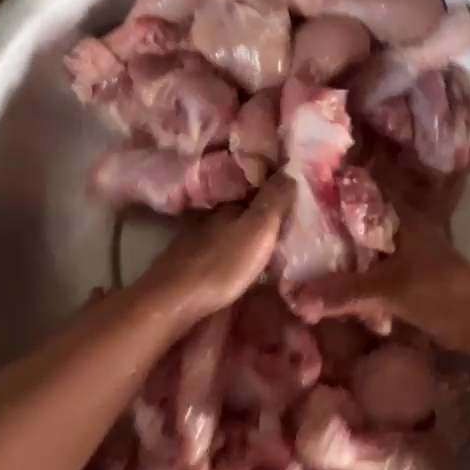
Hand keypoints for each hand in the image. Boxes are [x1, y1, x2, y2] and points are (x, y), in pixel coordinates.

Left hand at [136, 176, 292, 319]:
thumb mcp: (258, 230)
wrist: (174, 300)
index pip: (257, 191)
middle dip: (261, 216)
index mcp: (229, 206)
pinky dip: (230, 252)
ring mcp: (194, 240)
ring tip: (266, 248)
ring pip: (227, 232)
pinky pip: (216, 250)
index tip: (295, 202)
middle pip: (241, 212)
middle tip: (286, 227)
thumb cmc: (223, 265)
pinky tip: (237, 264)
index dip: (276, 194)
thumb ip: (274, 200)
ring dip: (245, 236)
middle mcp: (210, 217)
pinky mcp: (185, 263)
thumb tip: (290, 169)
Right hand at [295, 211, 469, 352]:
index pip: (359, 195)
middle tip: (290, 239)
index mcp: (400, 217)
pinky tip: (329, 295)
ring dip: (339, 264)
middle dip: (327, 236)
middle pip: (355, 227)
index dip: (330, 193)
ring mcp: (403, 256)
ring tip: (302, 267)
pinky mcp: (405, 281)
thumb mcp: (387, 289)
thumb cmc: (440, 290)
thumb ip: (343, 293)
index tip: (296, 197)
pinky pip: (370, 278)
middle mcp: (399, 230)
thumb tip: (295, 299)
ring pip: (362, 254)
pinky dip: (354, 286)